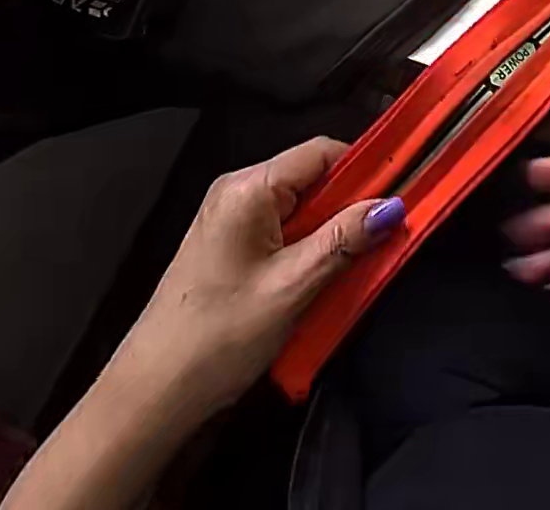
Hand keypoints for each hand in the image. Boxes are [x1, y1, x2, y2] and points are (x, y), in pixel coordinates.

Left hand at [101, 137, 403, 425]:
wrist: (149, 398)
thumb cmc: (220, 336)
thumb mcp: (293, 286)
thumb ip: (346, 239)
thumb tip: (394, 205)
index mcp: (249, 187)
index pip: (322, 152)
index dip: (364, 166)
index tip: (400, 191)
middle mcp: (239, 190)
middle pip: (314, 176)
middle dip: (351, 202)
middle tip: (384, 232)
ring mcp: (233, 216)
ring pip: (303, 204)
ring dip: (334, 227)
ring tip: (359, 256)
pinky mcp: (233, 242)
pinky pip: (286, 226)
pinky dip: (312, 243)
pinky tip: (325, 270)